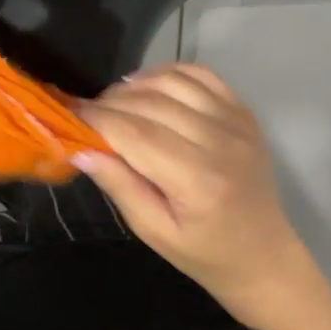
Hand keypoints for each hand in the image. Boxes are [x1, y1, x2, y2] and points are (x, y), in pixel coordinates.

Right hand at [75, 64, 319, 326]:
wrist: (263, 255)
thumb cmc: (204, 254)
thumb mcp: (153, 232)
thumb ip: (120, 187)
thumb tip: (80, 150)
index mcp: (197, 179)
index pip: (136, 134)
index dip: (97, 120)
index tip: (67, 117)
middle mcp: (221, 141)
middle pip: (152, 102)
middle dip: (109, 103)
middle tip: (83, 115)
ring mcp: (237, 122)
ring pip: (174, 81)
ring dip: (135, 86)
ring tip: (112, 104)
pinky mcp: (244, 114)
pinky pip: (202, 75)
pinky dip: (168, 74)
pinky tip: (147, 88)